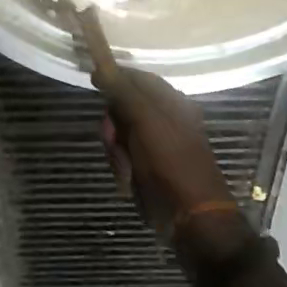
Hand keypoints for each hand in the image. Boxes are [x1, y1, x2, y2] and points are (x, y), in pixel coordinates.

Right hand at [96, 61, 242, 252]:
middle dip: (114, 124)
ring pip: (121, 134)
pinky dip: (122, 167)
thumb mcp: (146, 120)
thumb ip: (123, 92)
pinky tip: (128, 180)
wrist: (192, 220)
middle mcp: (165, 119)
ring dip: (116, 150)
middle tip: (112, 139)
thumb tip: (101, 66)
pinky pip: (126, 157)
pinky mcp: (150, 168)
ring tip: (124, 168)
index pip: (138, 78)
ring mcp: (157, 145)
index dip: (116, 78)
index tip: (93, 82)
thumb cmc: (171, 163)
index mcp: (172, 102)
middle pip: (124, 107)